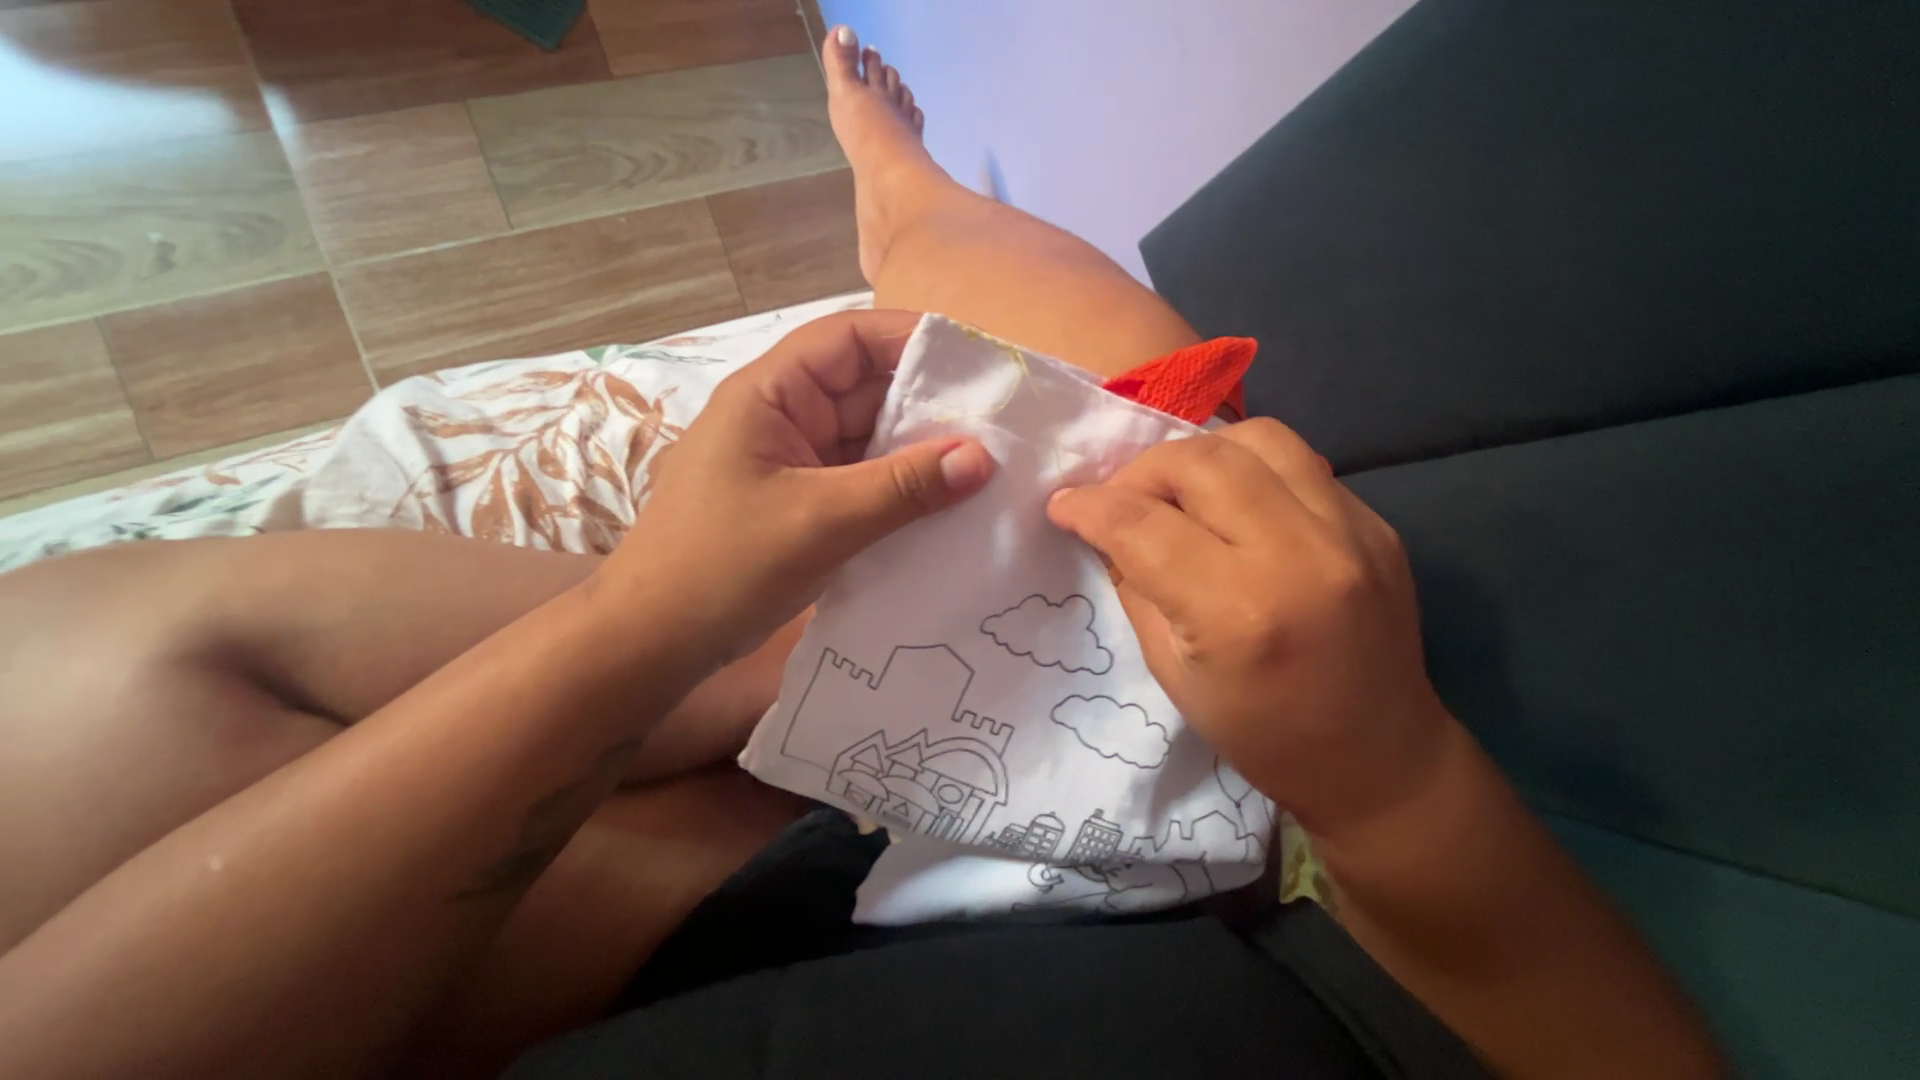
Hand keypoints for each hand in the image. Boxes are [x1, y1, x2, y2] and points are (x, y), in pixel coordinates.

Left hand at [592, 310, 995, 666]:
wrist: (654, 642)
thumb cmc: (722, 566)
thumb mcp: (820, 520)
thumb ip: (904, 486)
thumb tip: (984, 457)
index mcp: (771, 393)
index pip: (849, 339)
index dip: (913, 339)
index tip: (979, 362)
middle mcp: (783, 417)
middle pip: (867, 388)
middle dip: (930, 402)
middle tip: (1002, 423)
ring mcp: (792, 463)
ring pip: (869, 439)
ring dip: (921, 450)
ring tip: (990, 465)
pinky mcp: (802, 505)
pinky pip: (862, 481)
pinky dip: (901, 489)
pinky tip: (947, 505)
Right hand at [1047, 418, 1451, 835]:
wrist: (1379, 758)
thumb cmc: (1262, 732)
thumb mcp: (1173, 672)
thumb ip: (1137, 586)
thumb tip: (1106, 529)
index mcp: (1237, 611)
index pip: (1143, 527)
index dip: (1091, 508)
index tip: (1065, 505)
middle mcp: (1297, 555)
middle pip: (1199, 462)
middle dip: (1141, 472)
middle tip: (1123, 500)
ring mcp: (1349, 532)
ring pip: (1257, 438)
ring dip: (1200, 454)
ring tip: (1182, 491)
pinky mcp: (1376, 524)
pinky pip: (1300, 463)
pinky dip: (1252, 471)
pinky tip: (1239, 508)